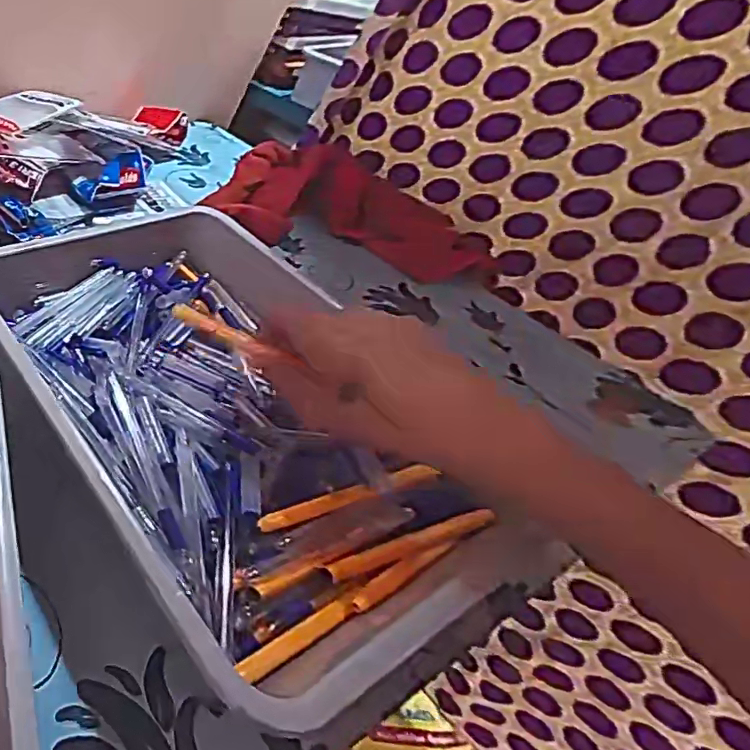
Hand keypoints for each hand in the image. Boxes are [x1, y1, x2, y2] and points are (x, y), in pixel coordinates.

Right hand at [252, 308, 574, 500]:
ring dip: (326, 349)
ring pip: (336, 325)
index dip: (265, 337)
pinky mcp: (411, 328)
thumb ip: (292, 384)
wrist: (489, 432)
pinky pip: (364, 330)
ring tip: (344, 391)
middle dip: (296, 348)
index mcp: (336, 338)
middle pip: (307, 320)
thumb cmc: (406, 432)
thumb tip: (259, 359)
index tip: (270, 368)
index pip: (280, 316)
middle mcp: (358, 317)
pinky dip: (354, 349)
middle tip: (307, 390)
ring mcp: (388, 319)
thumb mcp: (336, 419)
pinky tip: (377, 384)